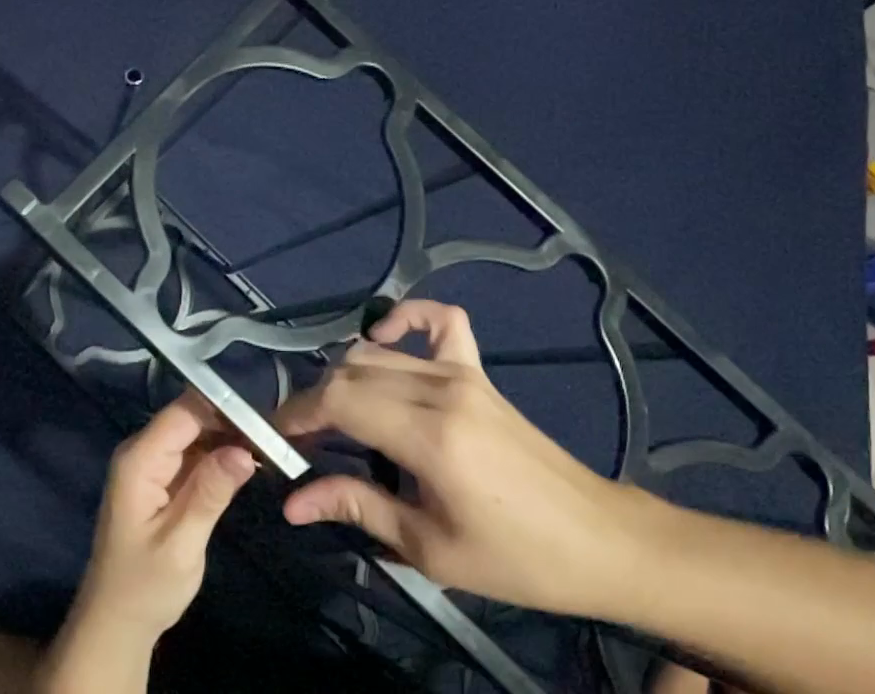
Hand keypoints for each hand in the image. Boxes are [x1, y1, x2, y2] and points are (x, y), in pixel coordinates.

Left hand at [76, 392, 258, 638]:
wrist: (118, 620)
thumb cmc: (145, 586)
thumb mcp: (181, 543)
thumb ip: (209, 493)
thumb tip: (244, 450)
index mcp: (139, 460)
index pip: (183, 413)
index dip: (223, 408)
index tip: (266, 416)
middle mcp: (142, 453)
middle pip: (191, 418)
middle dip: (232, 421)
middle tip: (278, 434)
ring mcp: (152, 466)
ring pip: (196, 434)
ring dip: (230, 438)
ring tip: (274, 445)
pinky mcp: (163, 481)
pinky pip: (194, 455)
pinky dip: (221, 456)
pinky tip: (252, 462)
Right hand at [273, 300, 656, 618]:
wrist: (601, 543)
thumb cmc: (516, 558)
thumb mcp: (429, 547)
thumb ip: (357, 507)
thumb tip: (292, 502)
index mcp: (429, 436)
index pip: (338, 400)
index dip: (296, 414)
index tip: (274, 439)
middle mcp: (441, 390)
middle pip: (349, 372)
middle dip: (312, 401)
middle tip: (300, 442)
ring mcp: (463, 374)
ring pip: (376, 352)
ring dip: (342, 377)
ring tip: (334, 418)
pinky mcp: (479, 373)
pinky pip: (440, 321)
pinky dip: (405, 317)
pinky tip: (384, 336)